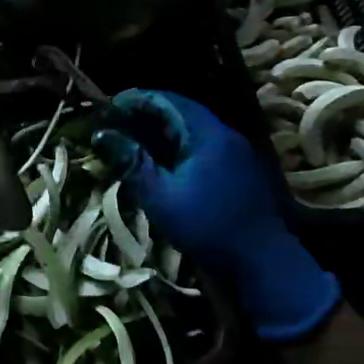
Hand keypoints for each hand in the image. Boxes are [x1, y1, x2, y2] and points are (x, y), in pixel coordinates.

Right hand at [91, 90, 339, 342]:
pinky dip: (175, 145)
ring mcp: (234, 152)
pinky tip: (160, 160)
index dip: (134, 100)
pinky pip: (201, 145)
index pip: (166, 100)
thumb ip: (130, 160)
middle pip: (179, 110)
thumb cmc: (206, 226)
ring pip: (191, 128)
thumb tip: (100, 134)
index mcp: (207, 133)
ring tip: (131, 139)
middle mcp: (223, 134)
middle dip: (145, 113)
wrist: (263, 264)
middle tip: (115, 122)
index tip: (107, 108)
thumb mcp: (160, 195)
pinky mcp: (237, 170)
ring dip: (160, 130)